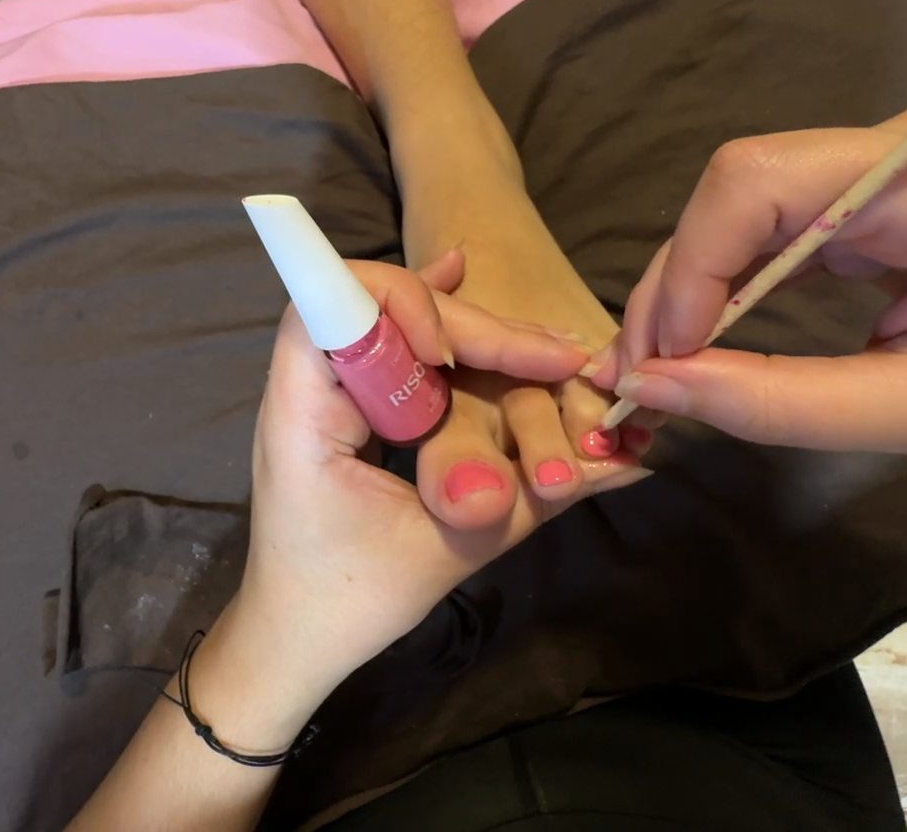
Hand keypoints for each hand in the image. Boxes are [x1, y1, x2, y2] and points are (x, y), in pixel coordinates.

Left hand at [232, 254, 650, 697]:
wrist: (292, 634)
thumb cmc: (345, 604)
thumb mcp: (439, 554)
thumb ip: (520, 500)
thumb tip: (614, 459)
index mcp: (303, 415)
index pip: (328, 309)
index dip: (394, 305)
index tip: (448, 356)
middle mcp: (310, 387)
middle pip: (385, 312)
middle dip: (475, 329)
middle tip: (558, 356)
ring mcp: (330, 392)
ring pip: (398, 326)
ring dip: (474, 332)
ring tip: (548, 347)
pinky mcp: (350, 405)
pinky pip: (391, 347)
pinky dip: (431, 318)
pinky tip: (457, 271)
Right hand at [599, 93, 906, 472]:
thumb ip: (777, 403)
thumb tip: (650, 385)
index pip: (762, 182)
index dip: (690, 267)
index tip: (663, 359)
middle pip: (739, 182)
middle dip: (678, 279)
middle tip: (647, 368)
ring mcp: (900, 142)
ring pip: (742, 193)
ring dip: (693, 276)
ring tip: (670, 354)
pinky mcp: (883, 168)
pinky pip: (774, 207)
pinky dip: (731, 269)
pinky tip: (715, 321)